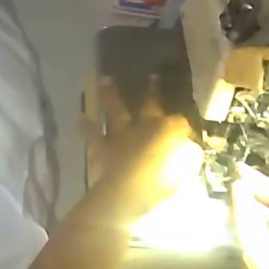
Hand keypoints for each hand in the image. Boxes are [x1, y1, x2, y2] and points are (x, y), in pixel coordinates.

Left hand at [84, 76, 195, 223]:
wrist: (128, 191)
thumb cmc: (162, 182)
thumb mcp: (185, 170)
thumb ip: (187, 156)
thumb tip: (189, 149)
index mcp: (168, 132)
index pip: (180, 122)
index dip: (184, 124)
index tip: (187, 128)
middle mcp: (144, 127)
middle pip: (149, 104)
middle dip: (152, 91)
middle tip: (152, 76)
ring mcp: (121, 135)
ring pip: (115, 110)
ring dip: (110, 95)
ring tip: (103, 80)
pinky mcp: (102, 148)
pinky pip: (92, 135)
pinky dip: (87, 127)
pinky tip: (80, 118)